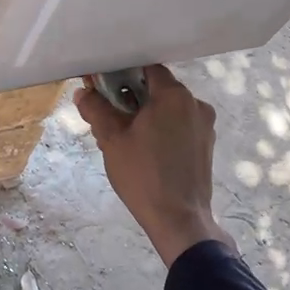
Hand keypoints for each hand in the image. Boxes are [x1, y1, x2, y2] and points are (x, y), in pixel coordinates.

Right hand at [75, 64, 234, 266]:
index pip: (147, 69)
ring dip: (143, 116)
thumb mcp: (111, 139)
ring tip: (121, 139)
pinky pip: (178, 127)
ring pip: (167, 110)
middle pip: (156, 90)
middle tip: (106, 118)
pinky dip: (159, 131)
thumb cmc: (143, 175)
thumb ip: (96, 109)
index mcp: (175, 96)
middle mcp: (195, 105)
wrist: (179, 220)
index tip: (102, 87)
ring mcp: (204, 127)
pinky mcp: (205, 146)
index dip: (122, 74)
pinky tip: (141, 151)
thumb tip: (84, 92)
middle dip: (130, 99)